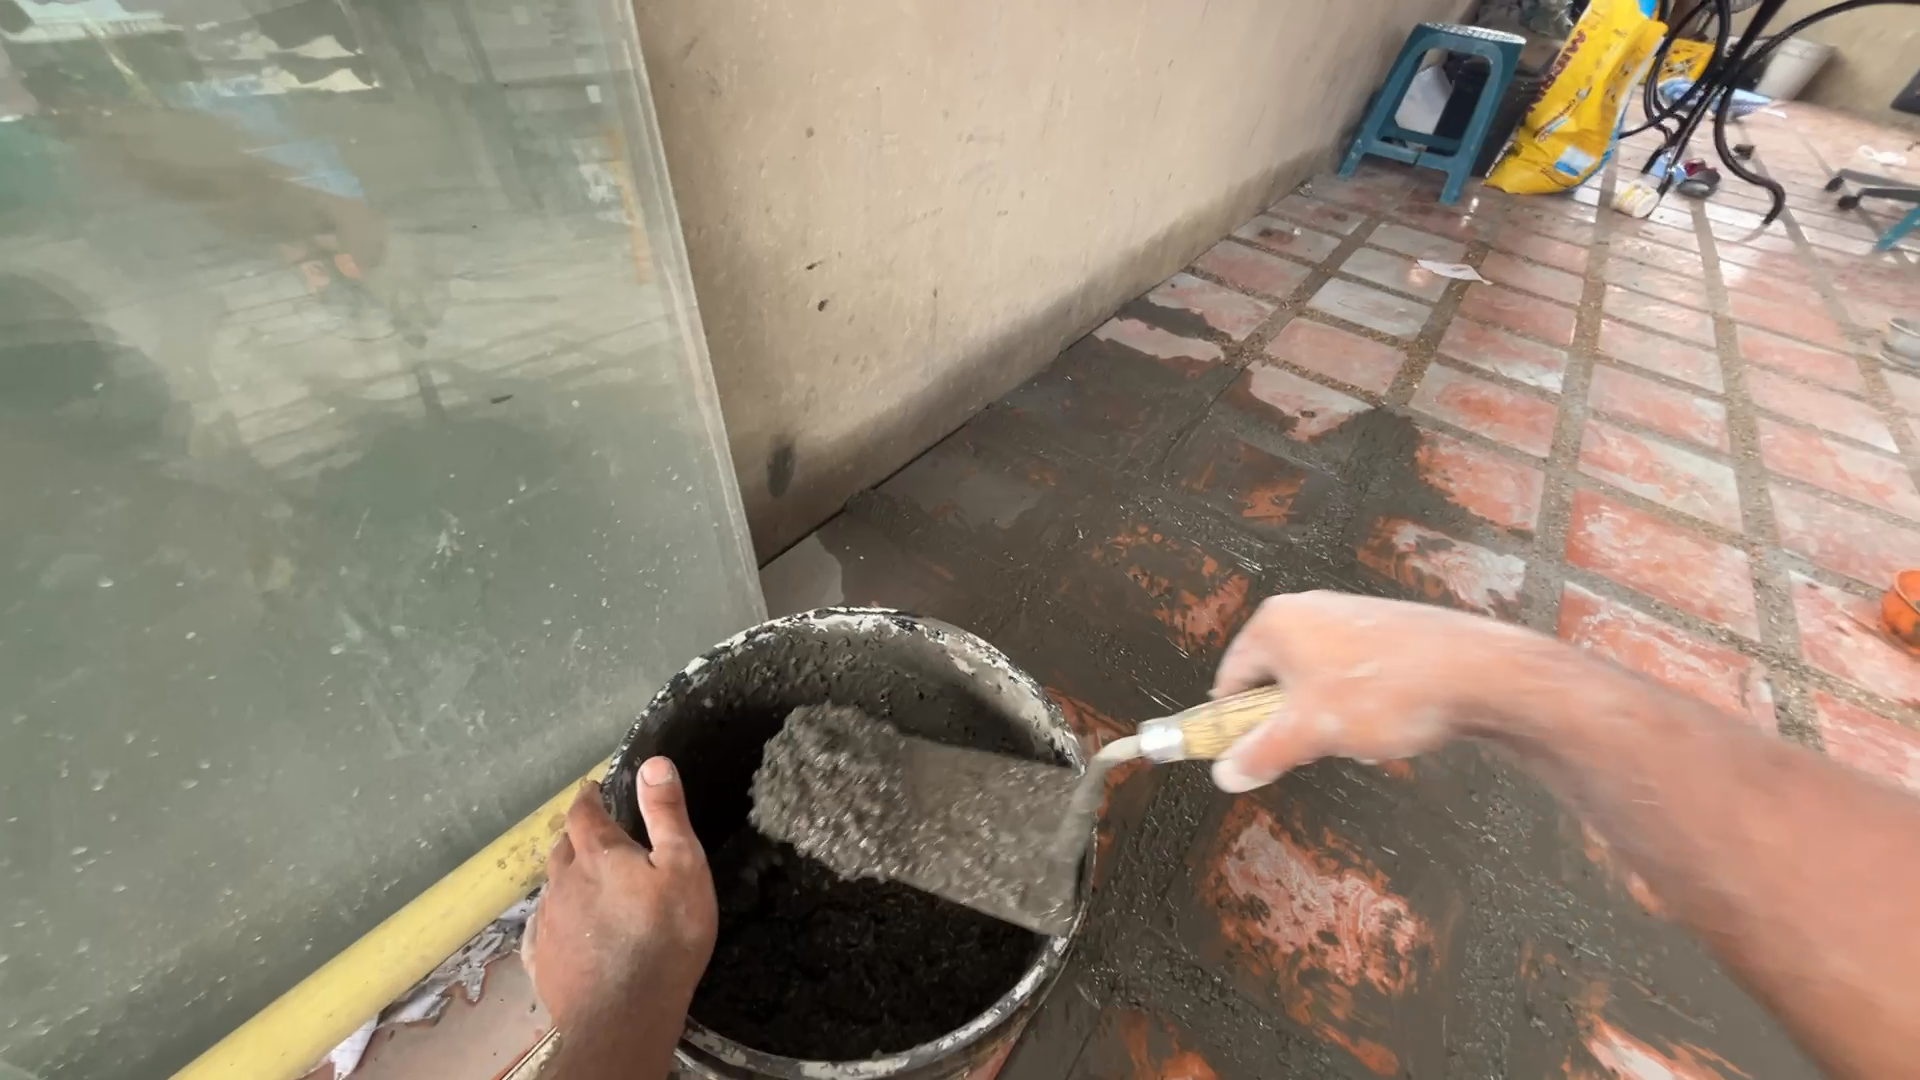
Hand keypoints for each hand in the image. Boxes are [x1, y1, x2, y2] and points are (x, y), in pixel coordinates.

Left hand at [526, 759, 717, 1053]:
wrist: (627, 1015)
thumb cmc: (667, 932)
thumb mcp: (683, 863)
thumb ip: (666, 812)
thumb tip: (653, 763)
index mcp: (599, 854)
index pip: (584, 813)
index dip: (589, 797)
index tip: (593, 788)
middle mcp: (565, 882)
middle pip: (564, 848)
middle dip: (579, 836)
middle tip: (600, 836)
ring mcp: (549, 923)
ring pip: (554, 886)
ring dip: (570, 876)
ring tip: (591, 882)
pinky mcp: (543, 960)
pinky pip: (546, 925)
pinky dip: (559, 915)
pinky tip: (571, 926)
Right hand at [1209, 591, 1539, 791]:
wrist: (1481, 671)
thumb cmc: (1386, 690)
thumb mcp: (1310, 732)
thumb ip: (1262, 753)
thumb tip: (1226, 774)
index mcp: (1275, 623)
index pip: (1231, 676)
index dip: (1232, 718)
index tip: (1242, 747)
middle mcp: (1305, 610)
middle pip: (1272, 676)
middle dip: (1286, 718)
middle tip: (1306, 744)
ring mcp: (1344, 615)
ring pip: (1311, 677)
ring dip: (1321, 713)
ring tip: (1352, 736)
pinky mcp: (1380, 628)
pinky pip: (1346, 670)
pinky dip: (1353, 701)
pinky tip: (1380, 722)